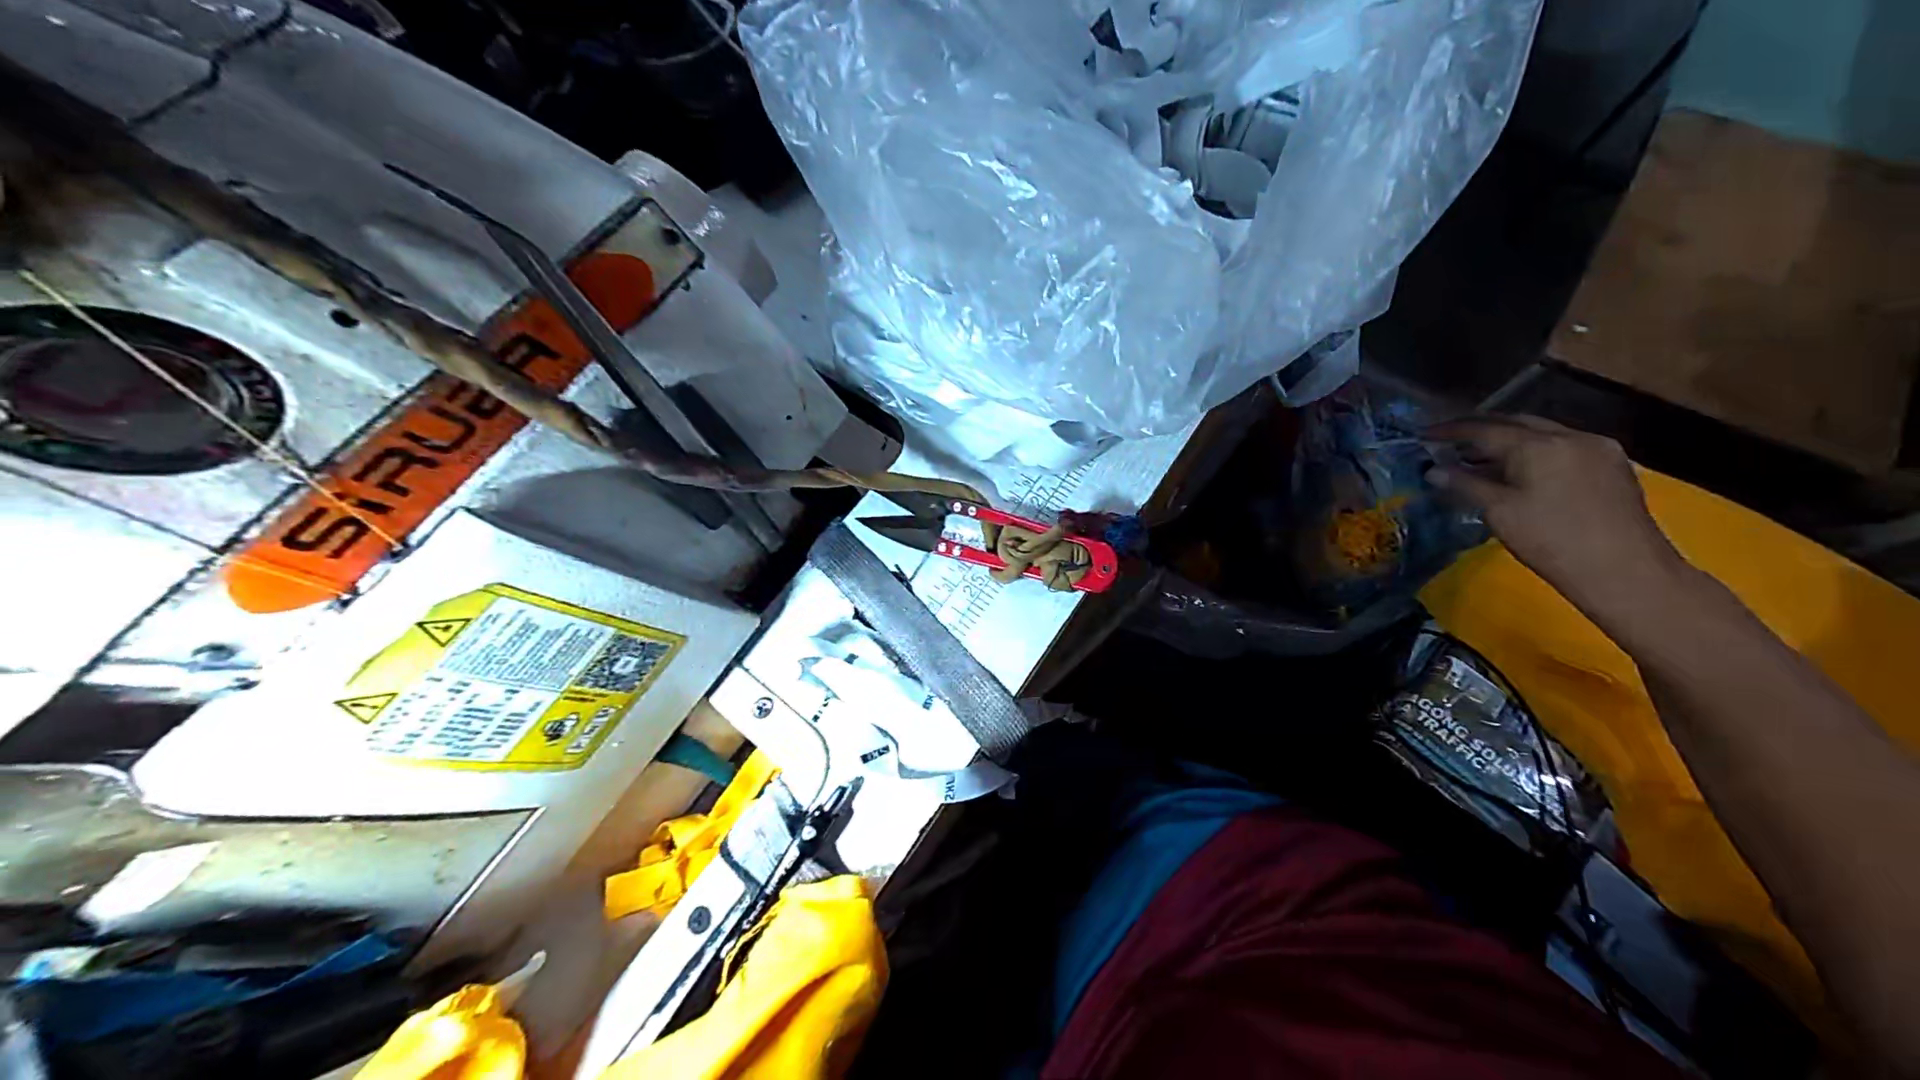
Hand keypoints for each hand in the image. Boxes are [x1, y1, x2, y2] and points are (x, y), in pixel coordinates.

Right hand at [1426, 415, 1686, 616]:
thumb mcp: (1499, 512)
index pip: (1484, 429)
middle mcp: (1571, 436)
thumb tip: (1434, 471)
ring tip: (1482, 456)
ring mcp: (1598, 448)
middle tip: (1452, 441)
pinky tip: (1522, 469)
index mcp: (1539, 446)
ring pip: (1543, 433)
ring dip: (1510, 440)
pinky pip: (1564, 446)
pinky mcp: (1613, 465)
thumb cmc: (1551, 540)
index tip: (1425, 434)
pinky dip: (1535, 450)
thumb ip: (1465, 485)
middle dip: (1482, 428)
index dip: (1451, 430)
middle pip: (1517, 422)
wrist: (1623, 569)